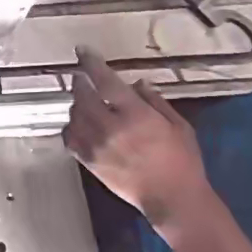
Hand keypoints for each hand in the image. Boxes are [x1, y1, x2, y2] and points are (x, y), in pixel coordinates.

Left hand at [64, 48, 211, 224]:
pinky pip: (69, 137)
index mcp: (135, 115)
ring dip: (77, 104)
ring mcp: (96, 145)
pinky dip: (71, 126)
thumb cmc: (182, 161)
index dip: (91, 63)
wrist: (172, 200)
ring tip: (86, 102)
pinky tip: (80, 125)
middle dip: (81, 82)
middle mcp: (110, 127)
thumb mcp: (178, 126)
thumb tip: (136, 82)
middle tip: (83, 77)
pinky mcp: (88, 161)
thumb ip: (154, 101)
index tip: (82, 51)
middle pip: (82, 95)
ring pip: (73, 115)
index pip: (105, 81)